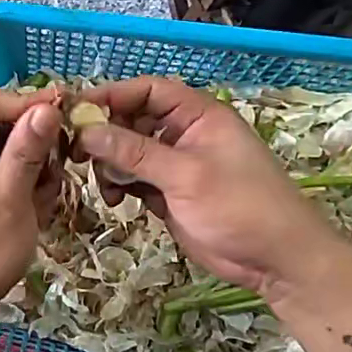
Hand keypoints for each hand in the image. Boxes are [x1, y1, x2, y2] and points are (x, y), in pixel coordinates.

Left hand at [0, 87, 63, 341]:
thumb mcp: (10, 200)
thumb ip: (26, 151)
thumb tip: (46, 107)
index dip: (27, 103)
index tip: (65, 119)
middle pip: (4, 122)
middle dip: (36, 140)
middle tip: (61, 166)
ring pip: (13, 148)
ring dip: (37, 166)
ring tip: (45, 197)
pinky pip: (11, 171)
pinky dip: (29, 184)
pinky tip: (37, 208)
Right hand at [77, 76, 351, 302]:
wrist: (276, 261)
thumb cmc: (240, 206)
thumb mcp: (185, 175)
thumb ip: (134, 152)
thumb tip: (86, 131)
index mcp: (198, 115)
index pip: (148, 90)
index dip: (113, 95)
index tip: (77, 111)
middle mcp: (183, 134)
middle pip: (132, 119)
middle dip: (105, 134)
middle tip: (75, 152)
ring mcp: (174, 164)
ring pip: (127, 151)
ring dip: (109, 164)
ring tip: (104, 185)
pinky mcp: (167, 192)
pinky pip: (132, 178)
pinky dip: (119, 186)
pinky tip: (114, 201)